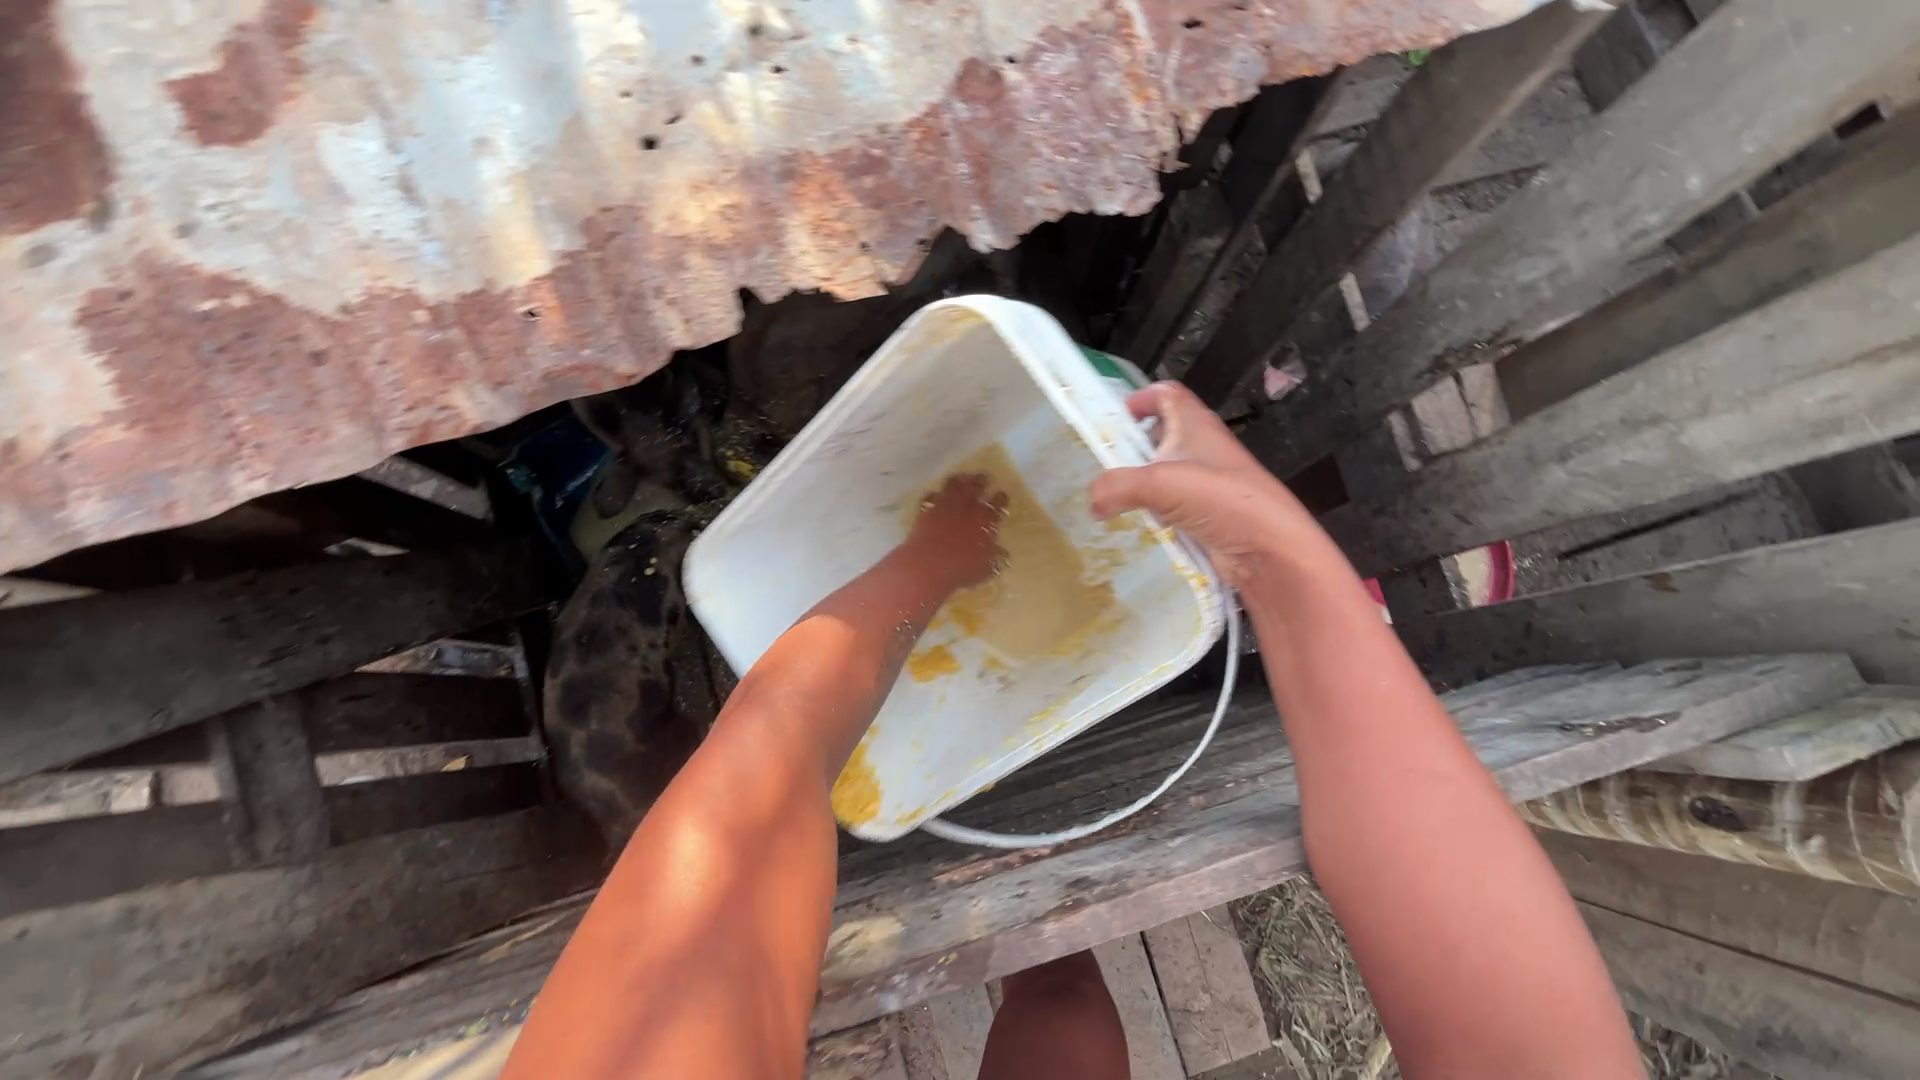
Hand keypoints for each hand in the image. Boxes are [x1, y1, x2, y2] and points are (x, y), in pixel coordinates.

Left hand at [905, 473, 1008, 590]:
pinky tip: (936, 494)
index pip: (998, 503)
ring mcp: (946, 505)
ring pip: (954, 484)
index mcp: (987, 520)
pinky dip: (935, 495)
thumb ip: (995, 557)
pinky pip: (931, 496)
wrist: (930, 563)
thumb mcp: (986, 567)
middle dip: (982, 480)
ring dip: (960, 480)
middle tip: (984, 476)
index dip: (1001, 498)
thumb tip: (1002, 553)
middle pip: (977, 486)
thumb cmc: (963, 567)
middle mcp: (968, 507)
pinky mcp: (927, 509)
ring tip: (962, 477)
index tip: (1002, 494)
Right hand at [1088, 382, 1328, 588]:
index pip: (1167, 395)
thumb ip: (1117, 486)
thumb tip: (1092, 500)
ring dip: (1139, 484)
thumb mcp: (1161, 483)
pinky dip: (1152, 514)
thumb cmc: (1223, 502)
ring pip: (1164, 475)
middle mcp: (1202, 450)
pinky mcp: (1206, 517)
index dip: (1142, 398)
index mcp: (1196, 426)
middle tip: (1102, 463)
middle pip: (1161, 436)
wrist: (1270, 552)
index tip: (1115, 416)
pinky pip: (1171, 508)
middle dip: (1132, 446)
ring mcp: (1206, 485)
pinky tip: (1136, 526)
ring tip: (1110, 497)